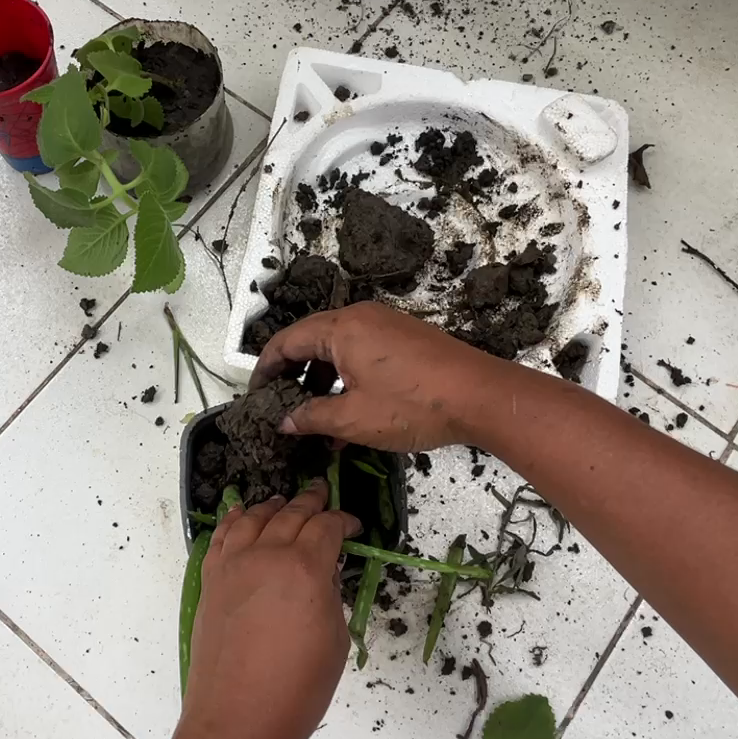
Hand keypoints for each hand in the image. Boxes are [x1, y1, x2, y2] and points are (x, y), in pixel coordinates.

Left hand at [177, 480, 360, 738]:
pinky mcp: (211, 579)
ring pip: (255, 517)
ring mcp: (234, 564)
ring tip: (284, 502)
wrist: (237, 719)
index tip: (352, 525)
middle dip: (311, 501)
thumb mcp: (334, 640)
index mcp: (305, 568)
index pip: (327, 527)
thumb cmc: (298, 688)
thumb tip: (323, 572)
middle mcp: (267, 555)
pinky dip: (234, 519)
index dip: (343, 520)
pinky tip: (241, 513)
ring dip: (274, 506)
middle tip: (322, 493)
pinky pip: (222, 536)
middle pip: (292, 514)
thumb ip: (330, 595)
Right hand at [249, 301, 512, 451]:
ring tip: (314, 420)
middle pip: (310, 340)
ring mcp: (385, 325)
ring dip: (321, 381)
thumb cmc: (413, 406)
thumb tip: (283, 421)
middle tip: (279, 406)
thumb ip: (312, 417)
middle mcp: (360, 317)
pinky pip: (361, 352)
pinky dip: (346, 378)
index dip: (266, 369)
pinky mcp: (404, 338)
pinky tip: (348, 413)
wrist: (482, 397)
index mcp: (341, 328)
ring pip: (337, 349)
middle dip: (292, 376)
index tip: (255, 396)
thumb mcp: (354, 418)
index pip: (287, 341)